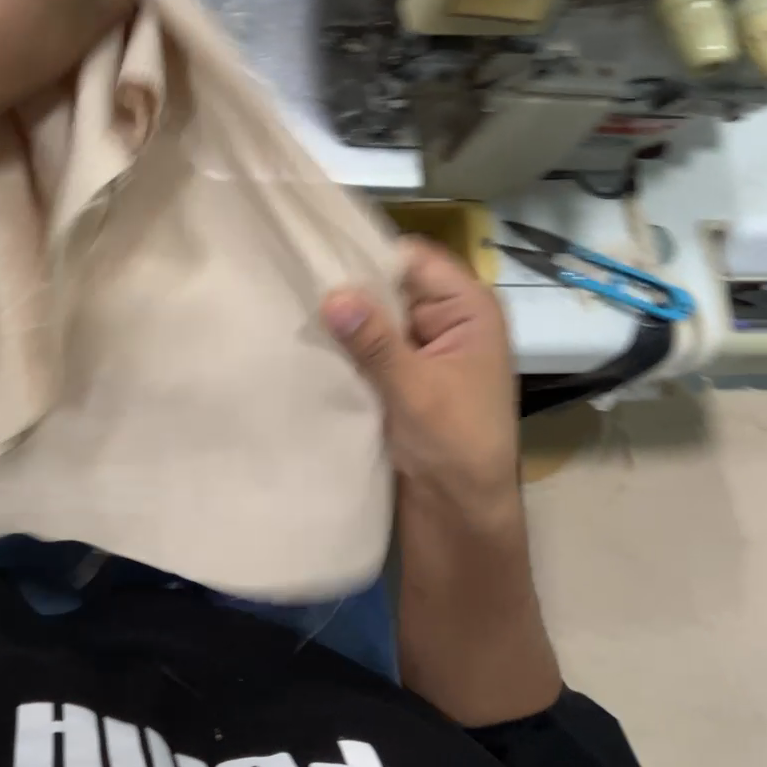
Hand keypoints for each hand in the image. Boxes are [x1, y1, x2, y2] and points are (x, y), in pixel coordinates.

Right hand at [322, 237, 518, 507]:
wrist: (460, 511)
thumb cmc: (456, 445)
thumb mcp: (414, 389)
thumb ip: (374, 340)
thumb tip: (332, 294)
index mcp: (470, 308)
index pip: (414, 260)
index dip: (368, 256)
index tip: (318, 256)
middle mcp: (448, 317)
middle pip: (391, 283)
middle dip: (350, 287)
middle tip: (296, 283)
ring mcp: (424, 344)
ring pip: (375, 313)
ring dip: (344, 318)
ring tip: (296, 311)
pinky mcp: (402, 370)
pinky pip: (369, 342)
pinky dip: (346, 344)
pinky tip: (311, 342)